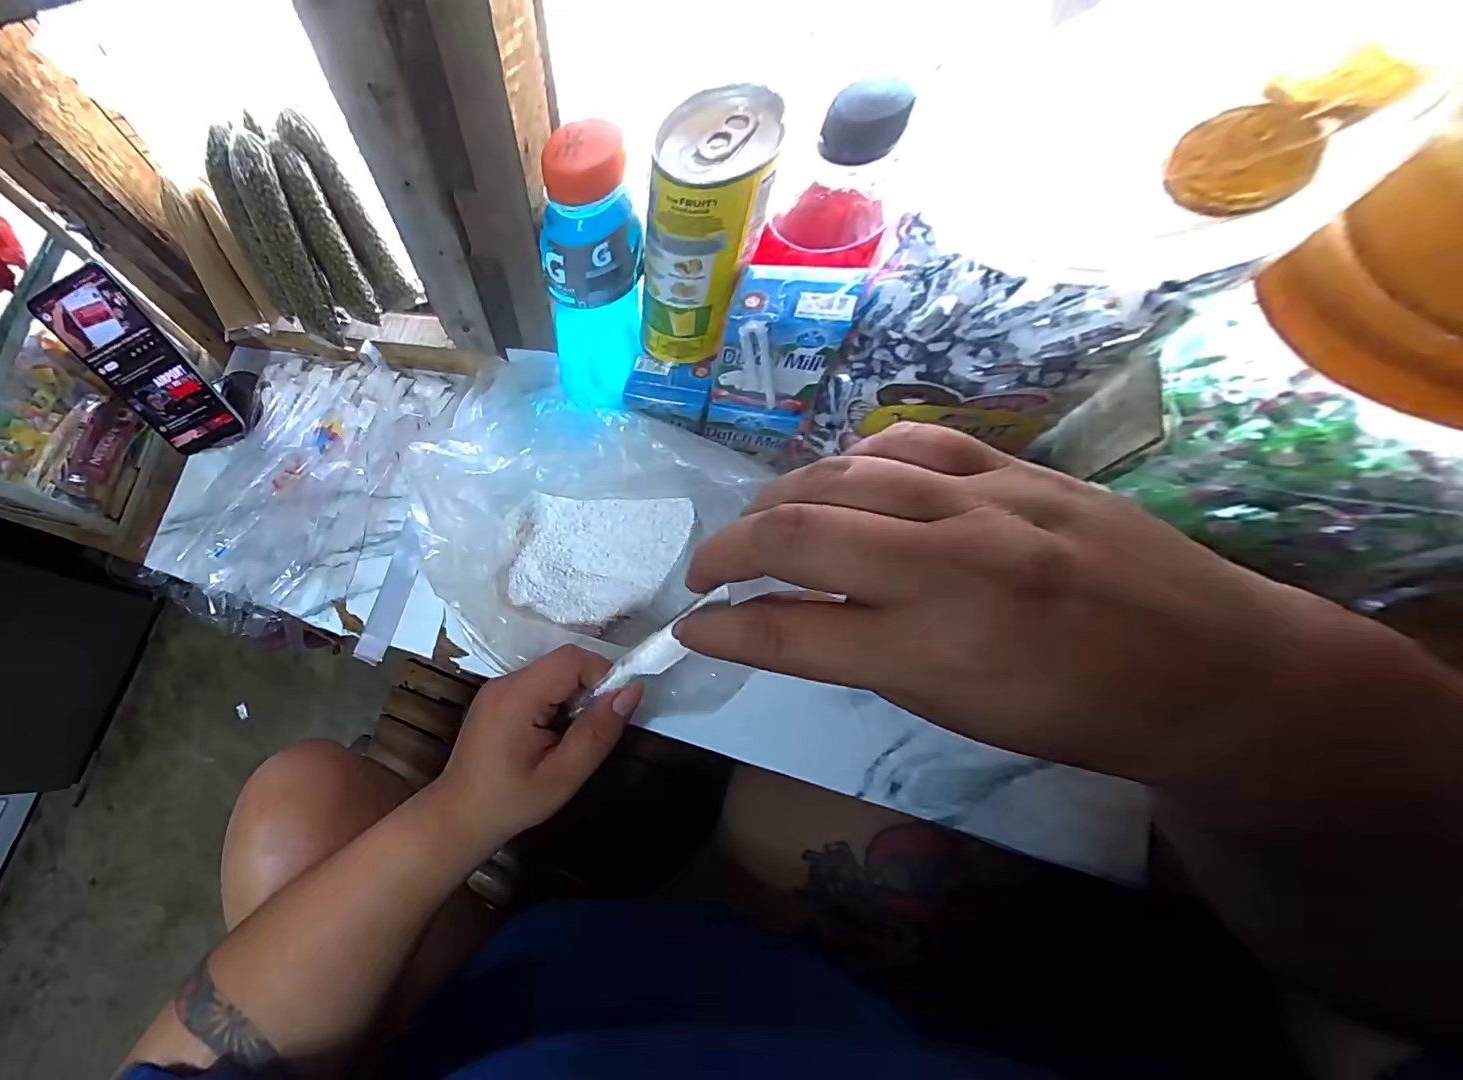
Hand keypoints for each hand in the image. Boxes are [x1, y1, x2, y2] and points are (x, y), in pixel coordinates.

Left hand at [429, 645, 641, 851]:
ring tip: (568, 739)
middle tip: (591, 732)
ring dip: (573, 698)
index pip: (570, 658)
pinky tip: (551, 737)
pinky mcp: (497, 697)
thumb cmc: (510, 801)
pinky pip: (538, 684)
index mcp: (516, 695)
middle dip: (589, 689)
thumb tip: (631, 692)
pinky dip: (556, 702)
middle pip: (562, 663)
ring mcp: (498, 687)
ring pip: (552, 673)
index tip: (612, 712)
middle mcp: (504, 682)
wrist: (459, 817)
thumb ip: (597, 732)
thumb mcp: (562, 775)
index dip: (602, 675)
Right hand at [675, 422, 1383, 786]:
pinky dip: (849, 461)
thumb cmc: (1065, 711)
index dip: (721, 627)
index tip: (688, 625)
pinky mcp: (1015, 469)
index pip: (786, 629)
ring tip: (758, 524)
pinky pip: (904, 444)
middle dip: (726, 550)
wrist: (1220, 672)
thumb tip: (762, 616)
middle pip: (795, 533)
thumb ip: (843, 651)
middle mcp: (951, 567)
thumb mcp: (941, 705)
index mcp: (934, 650)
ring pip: (837, 475)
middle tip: (708, 570)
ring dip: (775, 500)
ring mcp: (986, 504)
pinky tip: (834, 480)